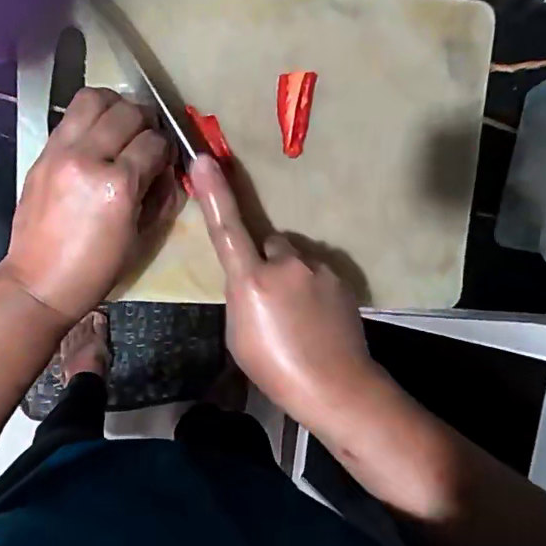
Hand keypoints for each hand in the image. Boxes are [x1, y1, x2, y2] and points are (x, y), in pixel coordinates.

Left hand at [0, 88, 180, 321]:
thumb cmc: (95, 271)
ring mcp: (60, 152)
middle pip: (128, 112)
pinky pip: (71, 115)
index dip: (166, 149)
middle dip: (146, 123)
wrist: (40, 283)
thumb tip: (166, 168)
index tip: (166, 160)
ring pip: (95, 98)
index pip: (154, 143)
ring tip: (121, 126)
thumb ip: (159, 197)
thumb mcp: (140, 239)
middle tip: (147, 140)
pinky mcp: (43, 154)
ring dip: (116, 107)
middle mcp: (88, 158)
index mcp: (117, 186)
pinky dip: (90, 118)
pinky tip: (97, 137)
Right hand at [189, 153, 385, 427]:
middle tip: (268, 300)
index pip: (227, 229)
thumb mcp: (238, 334)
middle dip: (265, 262)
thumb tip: (249, 280)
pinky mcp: (341, 278)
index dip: (215, 194)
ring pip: (295, 259)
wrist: (333, 385)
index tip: (205, 159)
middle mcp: (285, 264)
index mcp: (252, 281)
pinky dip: (311, 288)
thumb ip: (241, 296)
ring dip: (290, 276)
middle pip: (269, 244)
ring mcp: (318, 269)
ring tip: (296, 316)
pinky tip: (315, 318)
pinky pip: (317, 272)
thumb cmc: (273, 368)